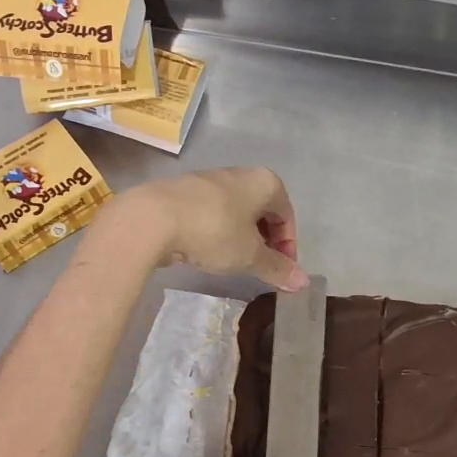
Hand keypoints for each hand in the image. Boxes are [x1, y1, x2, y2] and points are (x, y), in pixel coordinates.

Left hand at [96, 166, 306, 290]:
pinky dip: (218, 231)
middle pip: (262, 211)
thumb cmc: (214, 231)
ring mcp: (210, 180)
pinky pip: (213, 213)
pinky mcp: (185, 192)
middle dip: (265, 241)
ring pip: (237, 211)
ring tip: (234, 262)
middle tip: (260, 267)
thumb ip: (277, 268)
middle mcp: (240, 174)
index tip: (280, 271)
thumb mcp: (250, 256)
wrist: (153, 218)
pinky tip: (208, 251)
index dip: (288, 246)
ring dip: (242, 237)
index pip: (287, 216)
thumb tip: (302, 283)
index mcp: (265, 182)